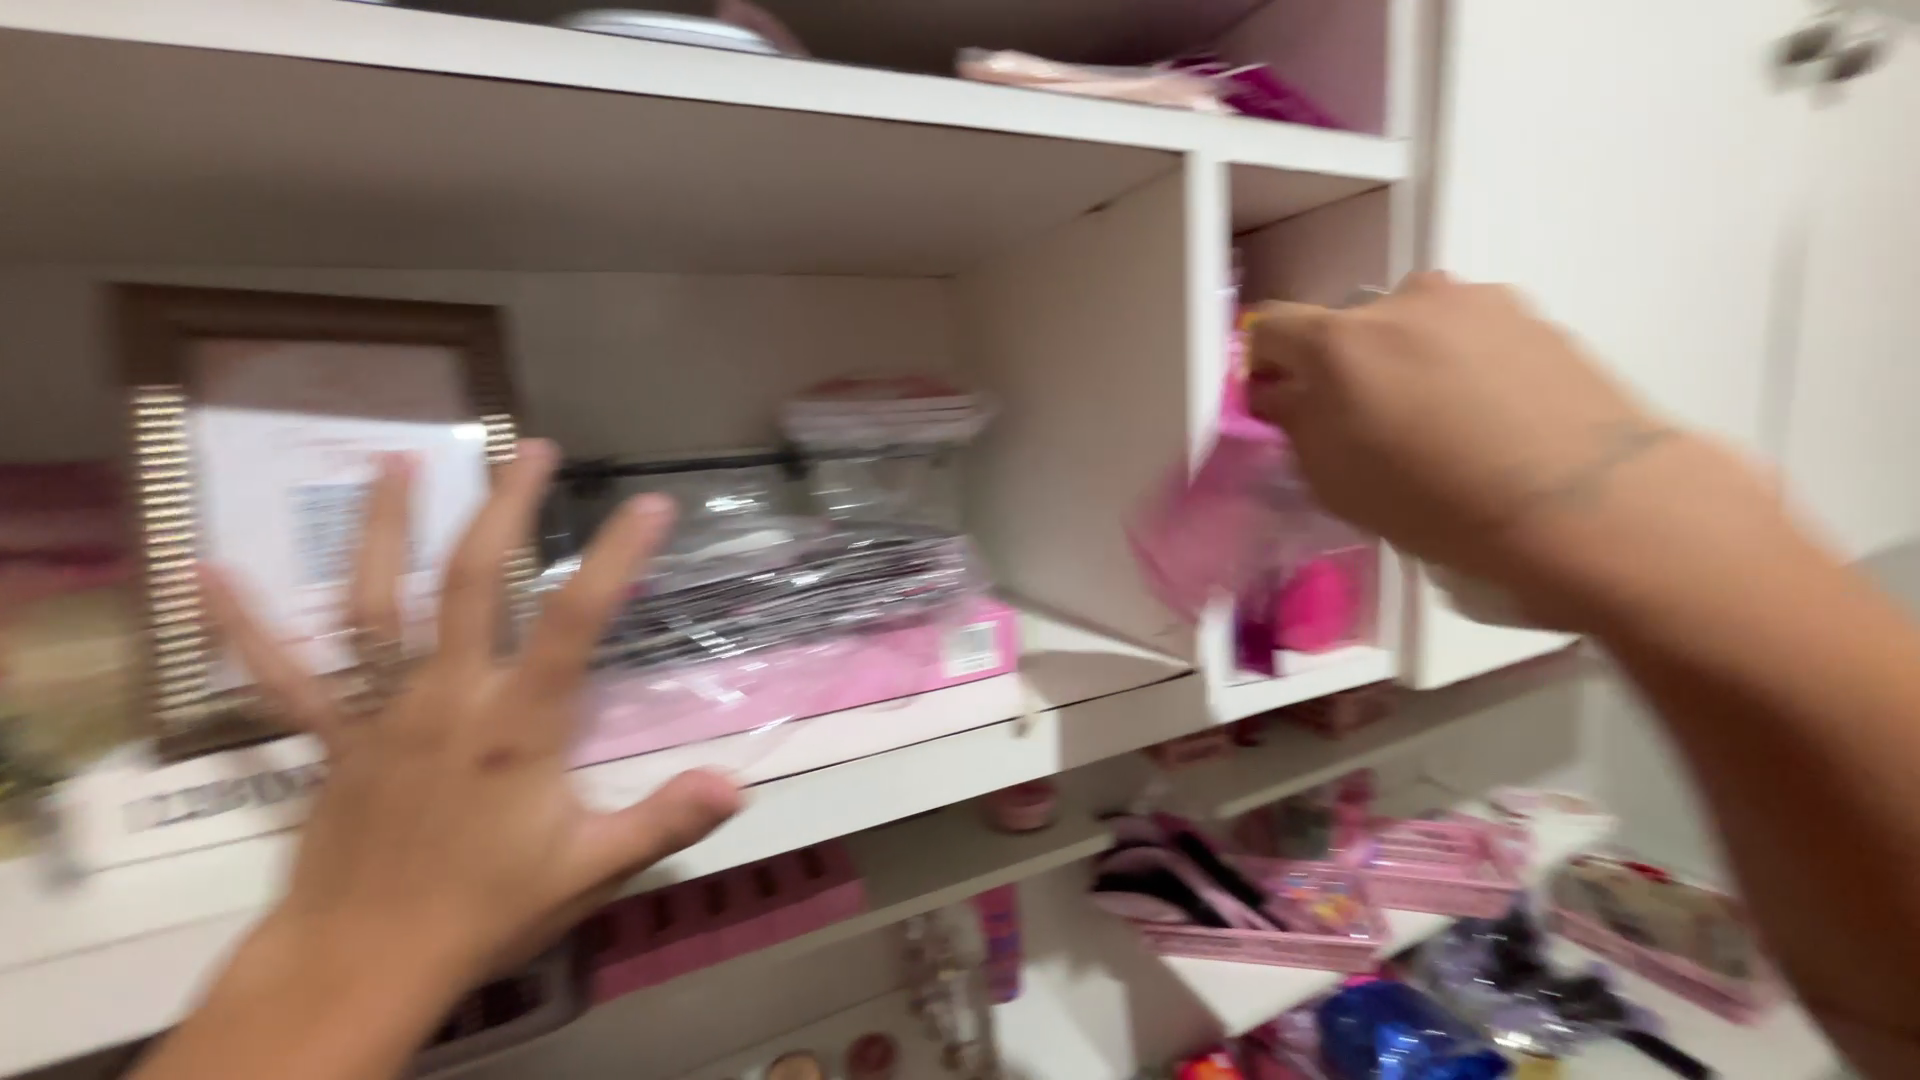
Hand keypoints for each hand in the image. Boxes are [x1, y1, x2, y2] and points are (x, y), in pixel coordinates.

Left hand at [201, 440, 740, 990]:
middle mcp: (450, 698)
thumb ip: (665, 821)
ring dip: (383, 530)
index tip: (650, 505)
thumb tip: (736, 786)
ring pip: (377, 605)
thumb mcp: (591, 868)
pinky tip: (210, 572)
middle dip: (506, 508)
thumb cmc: (486, 910)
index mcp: (520, 724)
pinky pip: (283, 676)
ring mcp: (381, 711)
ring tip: (396, 463)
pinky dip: (246, 625)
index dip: (617, 557)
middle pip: (474, 583)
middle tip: (533, 450)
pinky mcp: (330, 738)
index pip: (577, 621)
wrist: (361, 967)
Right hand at [1246, 273, 1777, 621]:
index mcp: (1338, 340)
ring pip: (1409, 326)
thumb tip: (1284, 395)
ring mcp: (1474, 301)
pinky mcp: (1532, 315)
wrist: (1584, 504)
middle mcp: (1402, 300)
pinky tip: (1485, 416)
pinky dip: (1458, 363)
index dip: (1264, 366)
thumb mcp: (1333, 479)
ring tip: (1434, 421)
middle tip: (1364, 424)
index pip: (1269, 328)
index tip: (1278, 403)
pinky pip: (1466, 333)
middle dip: (1340, 368)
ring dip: (1401, 361)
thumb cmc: (1434, 502)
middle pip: (1344, 327)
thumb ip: (1295, 422)